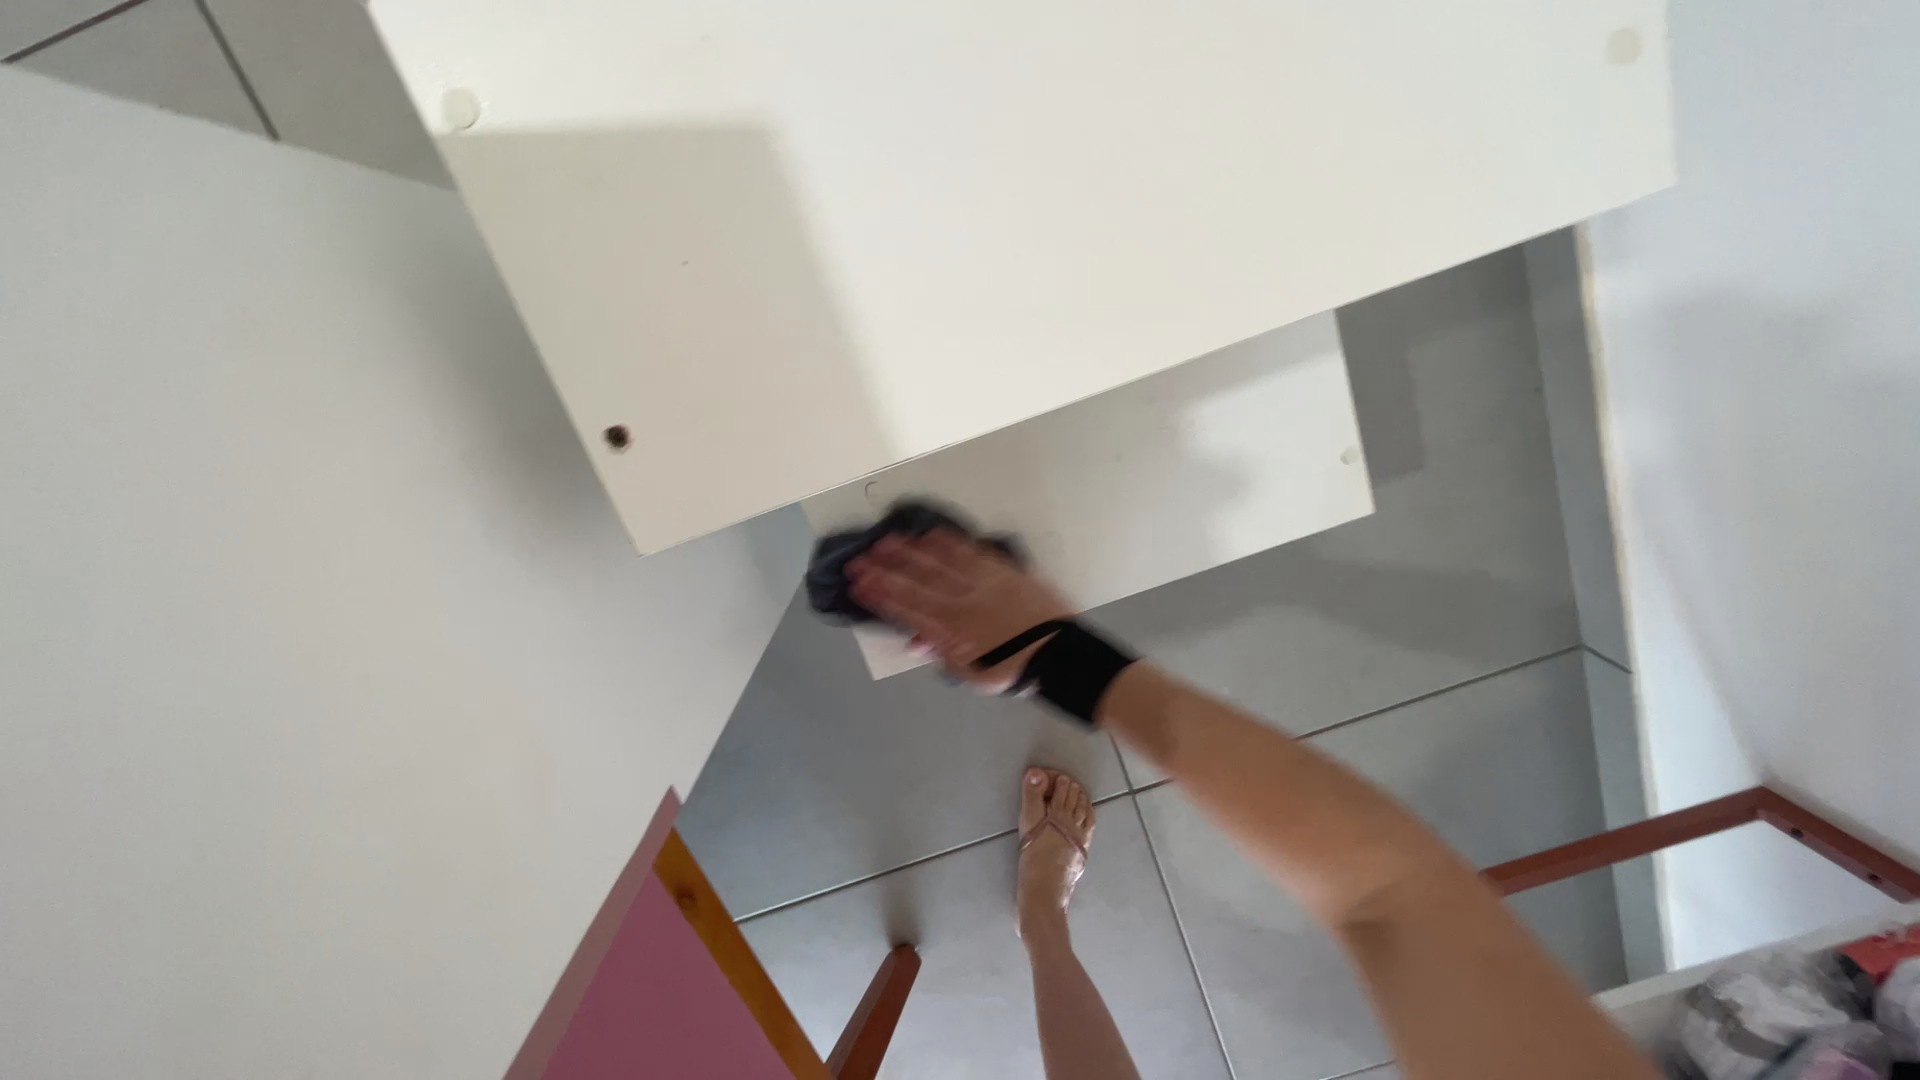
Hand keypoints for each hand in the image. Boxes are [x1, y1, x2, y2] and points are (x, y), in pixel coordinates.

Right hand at [847, 529, 1076, 689]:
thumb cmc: (1013, 669)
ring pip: (940, 562)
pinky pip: (971, 552)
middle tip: (859, 557)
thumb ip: (944, 654)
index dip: (880, 595)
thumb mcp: (973, 674)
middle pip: (917, 581)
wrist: (1059, 653)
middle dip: (885, 569)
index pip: (908, 608)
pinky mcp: (1002, 571)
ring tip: (888, 539)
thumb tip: (916, 642)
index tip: (858, 583)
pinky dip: (950, 542)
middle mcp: (961, 601)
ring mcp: (982, 582)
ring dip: (912, 551)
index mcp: (952, 629)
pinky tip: (934, 534)